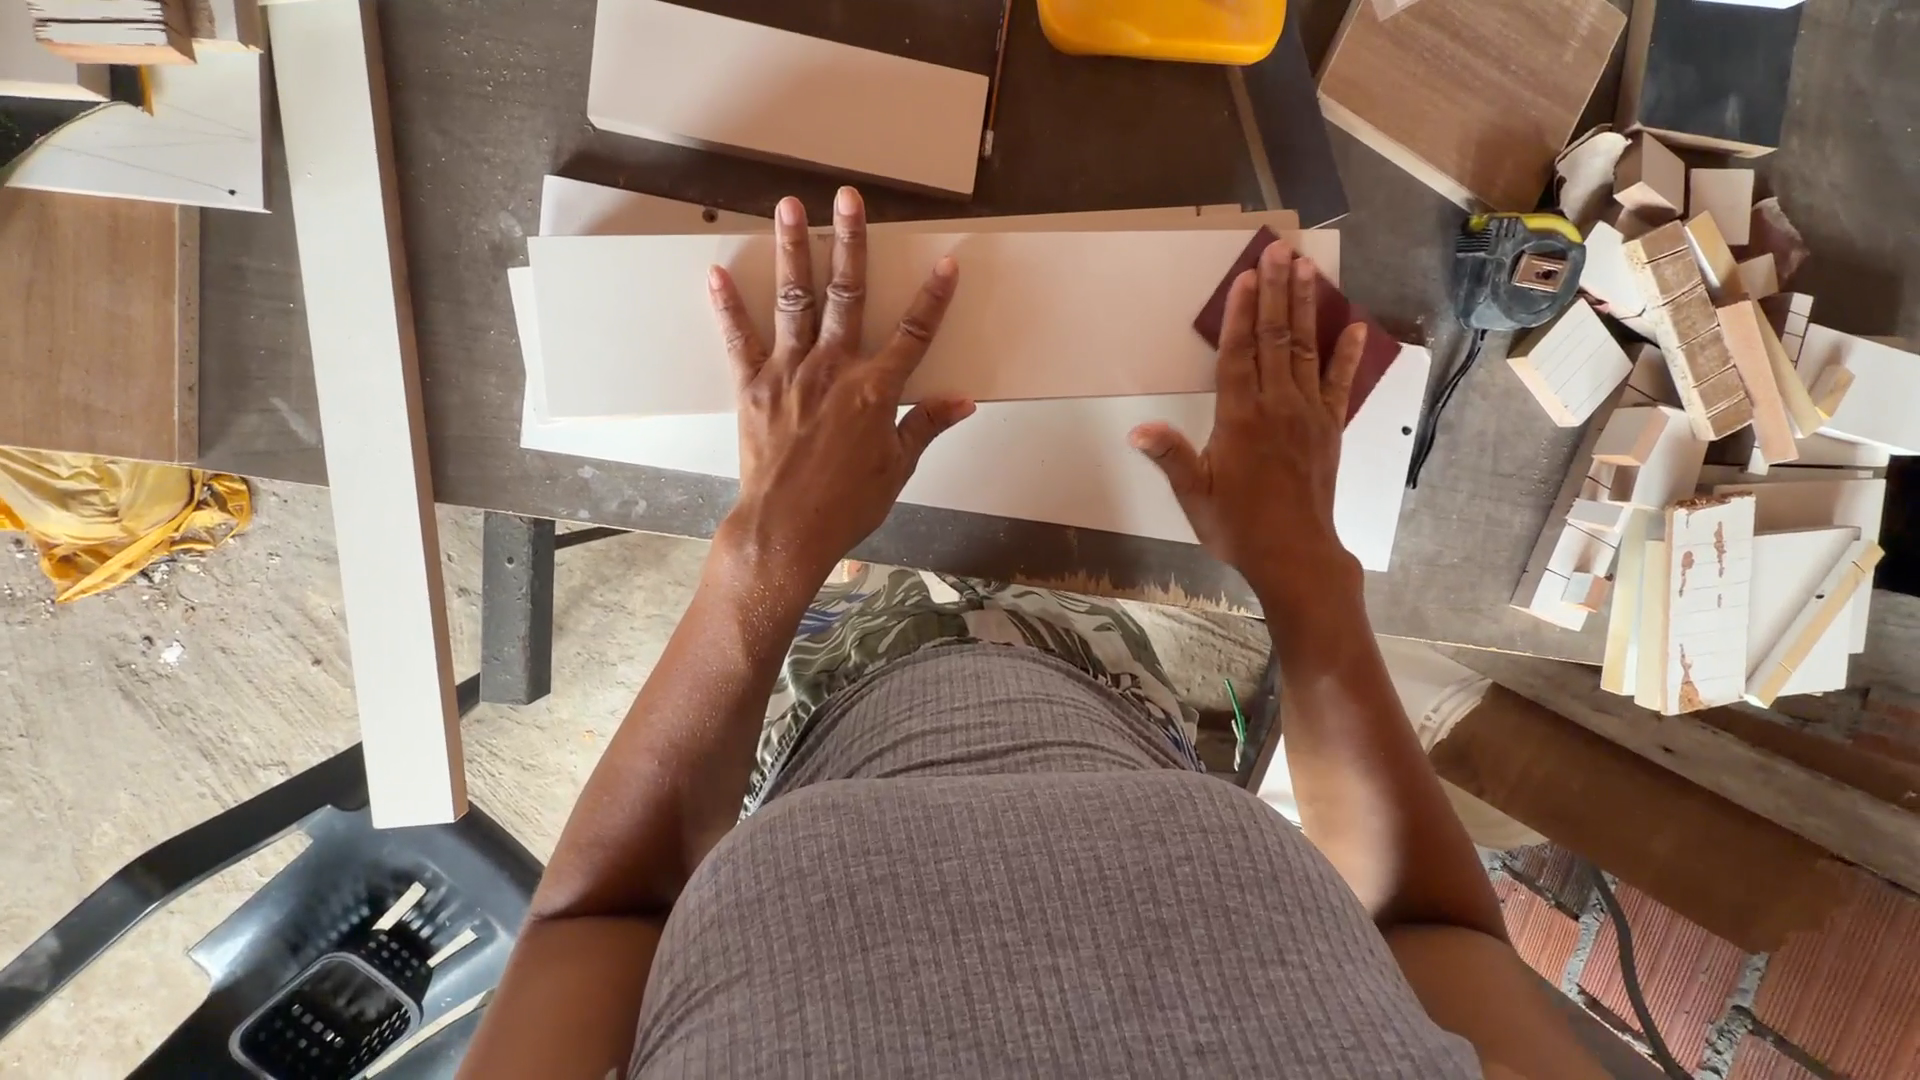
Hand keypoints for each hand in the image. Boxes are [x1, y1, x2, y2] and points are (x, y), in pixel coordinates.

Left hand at [707, 187, 974, 588]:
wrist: (787, 529)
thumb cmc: (846, 505)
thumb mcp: (897, 467)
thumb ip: (926, 426)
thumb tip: (964, 402)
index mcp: (875, 391)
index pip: (914, 333)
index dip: (934, 297)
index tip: (947, 263)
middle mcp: (833, 370)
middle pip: (847, 295)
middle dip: (851, 242)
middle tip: (848, 198)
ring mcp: (790, 373)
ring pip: (795, 300)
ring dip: (794, 250)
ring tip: (789, 206)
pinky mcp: (754, 386)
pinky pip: (739, 338)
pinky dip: (728, 306)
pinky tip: (718, 271)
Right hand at [1129, 239, 1366, 612]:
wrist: (1294, 554)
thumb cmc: (1237, 525)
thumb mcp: (1193, 494)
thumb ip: (1169, 456)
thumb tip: (1138, 429)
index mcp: (1239, 418)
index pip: (1238, 353)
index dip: (1240, 313)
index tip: (1247, 275)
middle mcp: (1276, 406)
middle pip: (1274, 338)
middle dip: (1276, 292)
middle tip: (1280, 250)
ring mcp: (1307, 414)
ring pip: (1305, 350)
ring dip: (1306, 307)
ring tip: (1307, 269)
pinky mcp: (1329, 428)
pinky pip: (1338, 383)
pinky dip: (1348, 355)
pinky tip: (1355, 327)